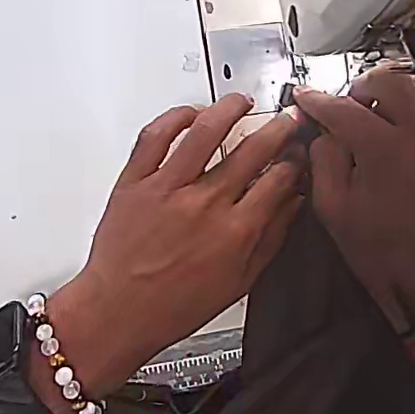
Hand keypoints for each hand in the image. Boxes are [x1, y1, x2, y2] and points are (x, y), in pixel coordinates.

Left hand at [37, 94, 304, 408]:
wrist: (118, 312)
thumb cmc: (172, 305)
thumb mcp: (238, 282)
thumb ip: (271, 239)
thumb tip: (292, 205)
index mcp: (235, 231)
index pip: (278, 179)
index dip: (295, 161)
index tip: (296, 155)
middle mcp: (205, 204)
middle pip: (252, 149)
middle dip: (277, 129)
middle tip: (284, 121)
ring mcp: (168, 189)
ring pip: (205, 131)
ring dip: (230, 109)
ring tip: (241, 102)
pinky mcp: (135, 182)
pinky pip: (154, 137)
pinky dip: (174, 117)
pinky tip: (190, 113)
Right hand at [294, 69, 414, 332]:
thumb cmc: (387, 257)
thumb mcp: (333, 210)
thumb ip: (323, 161)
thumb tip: (323, 134)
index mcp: (382, 148)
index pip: (340, 106)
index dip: (316, 100)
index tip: (309, 99)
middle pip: (390, 79)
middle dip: (362, 86)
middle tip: (351, 103)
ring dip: (407, 92)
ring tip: (392, 110)